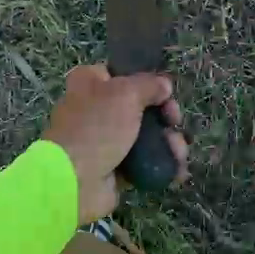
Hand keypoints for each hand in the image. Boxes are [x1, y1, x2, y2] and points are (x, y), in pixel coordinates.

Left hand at [40, 64, 188, 222]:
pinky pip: (141, 162)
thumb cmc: (98, 125)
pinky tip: (177, 170)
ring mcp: (104, 139)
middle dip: (162, 116)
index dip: (148, 82)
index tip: (167, 94)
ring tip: (180, 153)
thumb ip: (148, 85)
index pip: (123, 74)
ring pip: (142, 135)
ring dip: (166, 142)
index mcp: (90, 81)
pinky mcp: (113, 167)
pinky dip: (159, 165)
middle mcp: (95, 107)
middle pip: (138, 106)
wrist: (74, 179)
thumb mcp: (125, 93)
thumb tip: (164, 84)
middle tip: (175, 123)